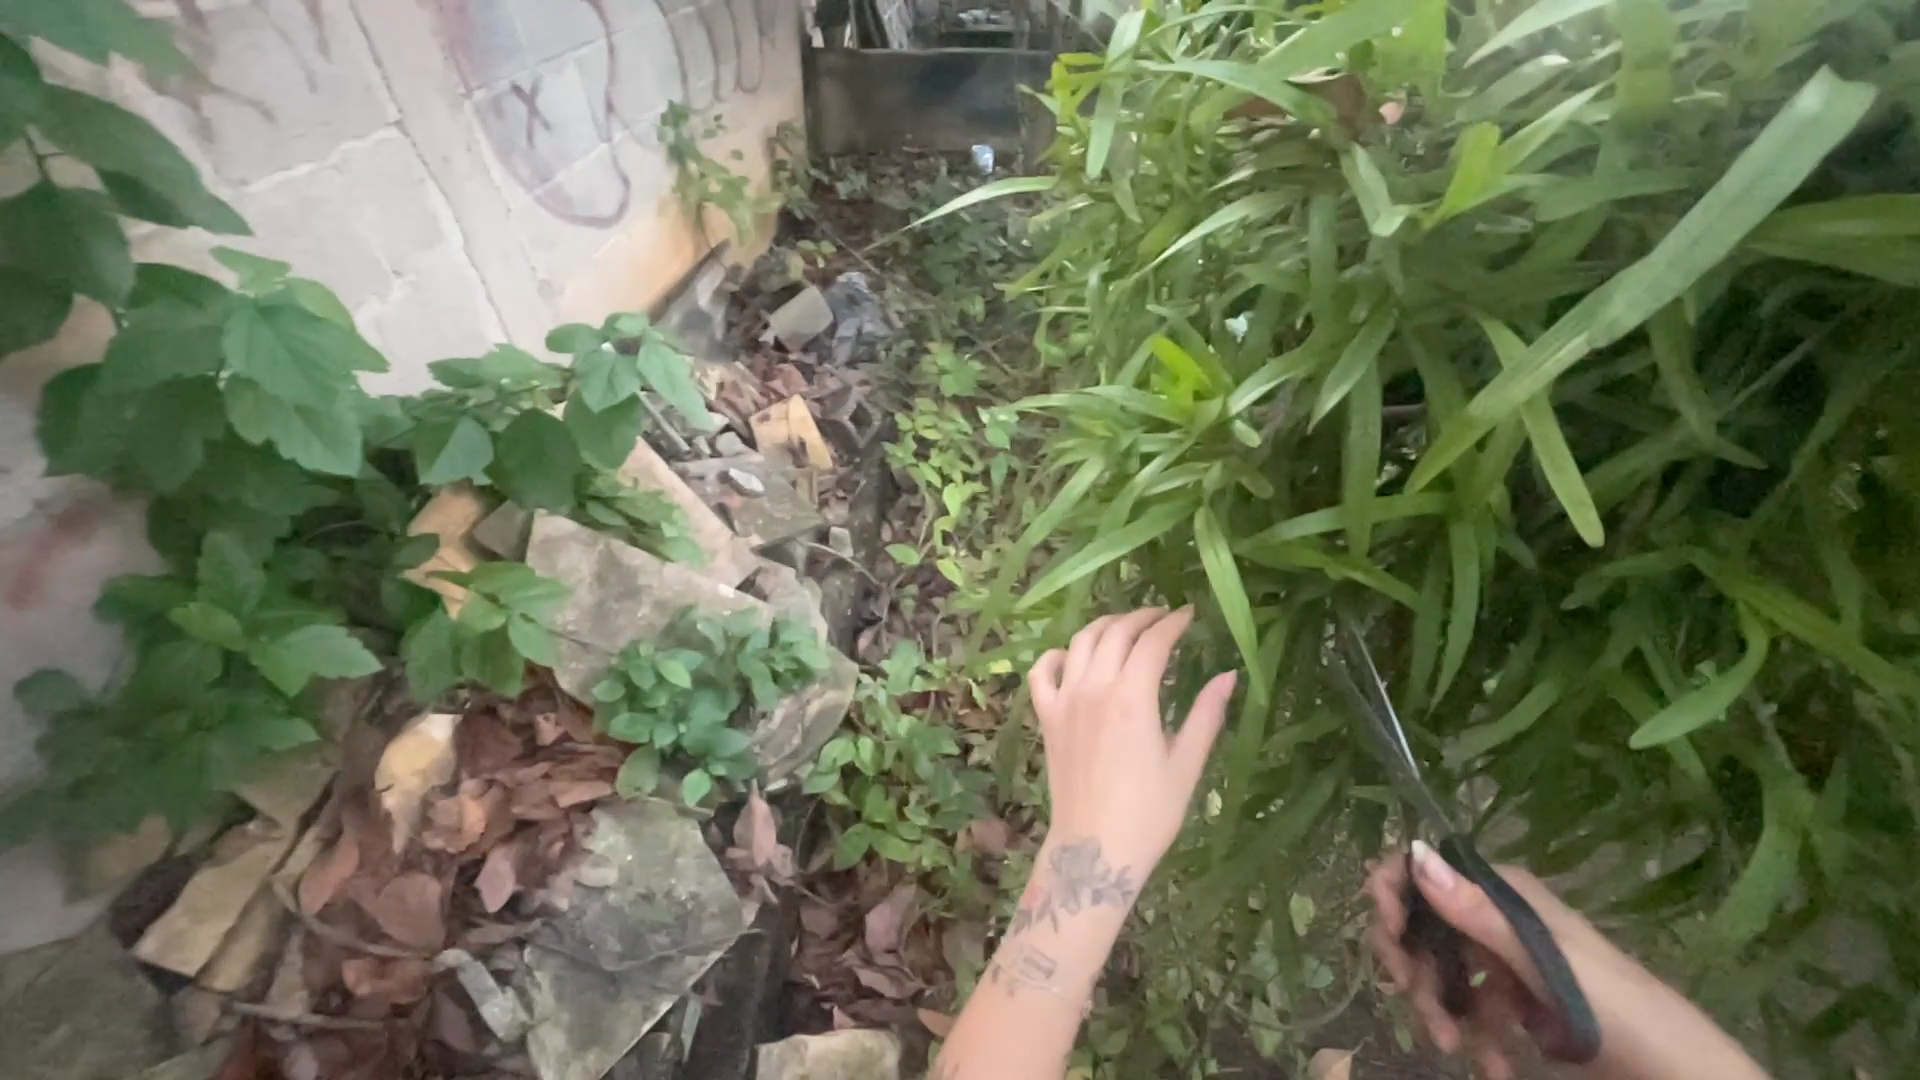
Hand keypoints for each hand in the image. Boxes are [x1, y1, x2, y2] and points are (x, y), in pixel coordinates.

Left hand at [1027, 606, 1235, 870]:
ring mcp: (1064, 700)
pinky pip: (1042, 673)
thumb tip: (1229, 674)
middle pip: (1115, 633)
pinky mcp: (1046, 717)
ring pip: (1079, 643)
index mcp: (1132, 697)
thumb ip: (1206, 714)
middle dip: (1141, 617)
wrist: (1095, 847)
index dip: (1173, 623)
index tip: (1189, 614)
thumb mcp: (1186, 764)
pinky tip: (1071, 656)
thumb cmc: (1149, 812)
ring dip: (1104, 627)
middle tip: (1162, 616)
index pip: (1153, 642)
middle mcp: (1094, 688)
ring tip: (1124, 627)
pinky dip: (1056, 655)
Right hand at [1367, 843, 1770, 1079]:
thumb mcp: (1546, 963)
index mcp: (1504, 893)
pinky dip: (1473, 1039)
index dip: (1394, 892)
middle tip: (1416, 1002)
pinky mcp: (1516, 1004)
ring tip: (1454, 1049)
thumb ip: (1477, 912)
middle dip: (1414, 965)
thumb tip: (1412, 850)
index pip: (1424, 870)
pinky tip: (1491, 1067)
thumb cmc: (1624, 1014)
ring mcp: (1506, 961)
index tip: (1389, 933)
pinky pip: (1469, 1010)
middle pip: (1423, 924)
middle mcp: (1497, 917)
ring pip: (1440, 971)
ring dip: (1437, 1009)